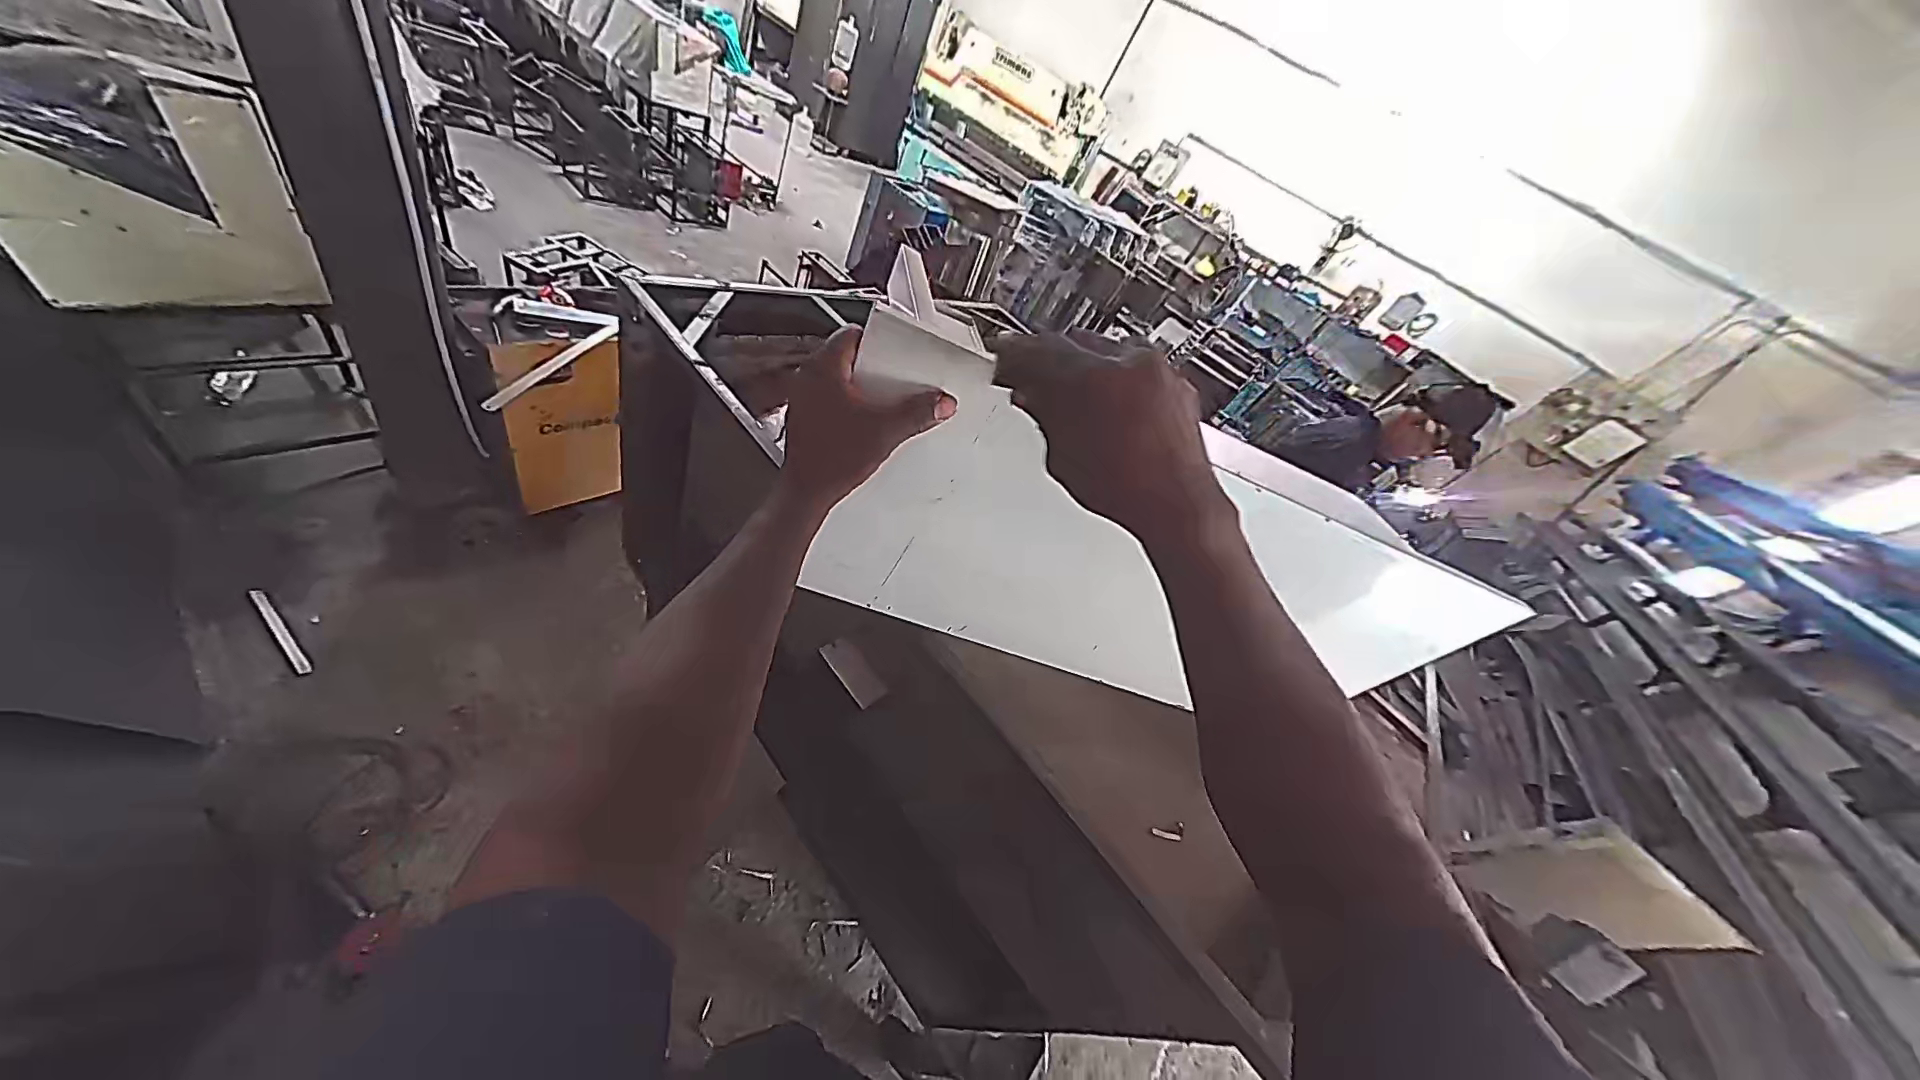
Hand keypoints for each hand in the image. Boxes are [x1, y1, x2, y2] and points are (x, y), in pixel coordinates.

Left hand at [779, 326, 955, 511]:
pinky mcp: (804, 418)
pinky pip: (829, 398)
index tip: (894, 352)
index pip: (851, 334)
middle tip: (893, 379)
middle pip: (846, 356)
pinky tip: (866, 421)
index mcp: (823, 369)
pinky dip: (848, 403)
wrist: (807, 492)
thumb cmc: (830, 461)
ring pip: (837, 378)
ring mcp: (803, 398)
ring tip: (882, 401)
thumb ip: (917, 413)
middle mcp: (807, 379)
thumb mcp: (885, 431)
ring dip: (860, 386)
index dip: (877, 341)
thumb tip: (940, 403)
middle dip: (872, 367)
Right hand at [993, 332, 1230, 547]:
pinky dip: (1112, 374)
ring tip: (1068, 391)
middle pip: (1071, 342)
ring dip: (1081, 364)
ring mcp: (1154, 370)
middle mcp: (1125, 364)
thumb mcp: (1062, 457)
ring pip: (1104, 347)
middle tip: (1029, 377)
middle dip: (1046, 358)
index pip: (1037, 352)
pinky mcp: (1173, 380)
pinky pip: (1134, 363)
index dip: (1013, 356)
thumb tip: (1031, 396)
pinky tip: (1102, 396)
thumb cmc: (1126, 490)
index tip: (1004, 359)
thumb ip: (1044, 417)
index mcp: (1089, 380)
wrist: (1175, 503)